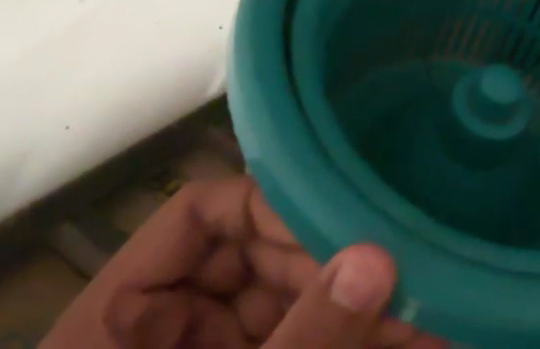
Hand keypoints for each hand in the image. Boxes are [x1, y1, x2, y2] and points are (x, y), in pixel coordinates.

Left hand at [43, 176, 442, 348]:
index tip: (349, 220)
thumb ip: (306, 339)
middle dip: (336, 264)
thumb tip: (377, 256)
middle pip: (257, 257)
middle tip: (407, 274)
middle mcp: (162, 333)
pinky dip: (351, 343)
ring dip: (356, 308)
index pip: (200, 215)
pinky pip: (304, 344)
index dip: (272, 205)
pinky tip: (414, 343)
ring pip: (292, 304)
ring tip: (426, 318)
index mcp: (113, 324)